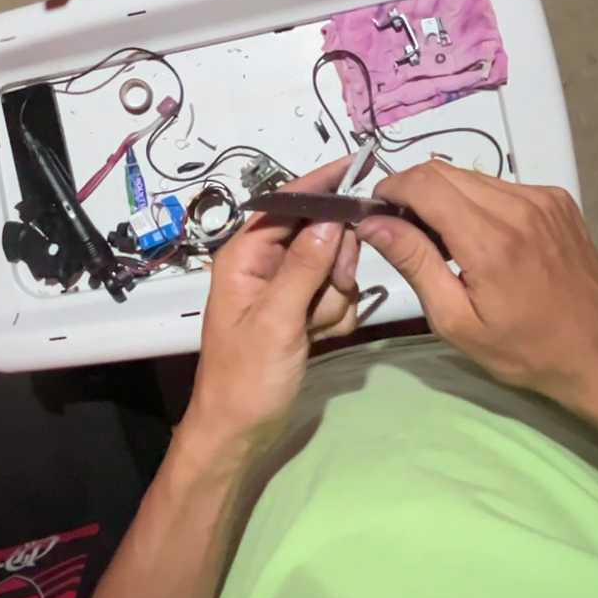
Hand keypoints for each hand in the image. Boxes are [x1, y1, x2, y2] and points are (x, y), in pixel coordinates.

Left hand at [184, 157, 362, 451]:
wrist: (240, 431)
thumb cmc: (246, 377)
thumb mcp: (276, 320)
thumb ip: (305, 267)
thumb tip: (332, 220)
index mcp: (245, 255)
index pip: (285, 204)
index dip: (319, 184)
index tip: (357, 166)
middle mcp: (265, 264)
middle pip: (320, 235)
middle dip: (332, 266)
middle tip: (325, 296)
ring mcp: (286, 288)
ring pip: (334, 268)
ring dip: (332, 300)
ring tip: (312, 329)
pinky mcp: (302, 311)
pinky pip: (336, 296)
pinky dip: (333, 317)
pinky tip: (316, 339)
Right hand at [356, 162, 597, 415]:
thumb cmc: (522, 348)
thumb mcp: (455, 320)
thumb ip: (414, 263)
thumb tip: (372, 224)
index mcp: (489, 240)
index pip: (422, 184)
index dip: (389, 190)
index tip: (375, 214)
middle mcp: (517, 206)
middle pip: (441, 171)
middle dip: (410, 191)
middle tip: (402, 229)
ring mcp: (541, 198)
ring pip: (468, 175)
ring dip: (441, 196)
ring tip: (442, 238)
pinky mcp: (555, 198)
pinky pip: (497, 185)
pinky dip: (474, 201)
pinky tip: (479, 236)